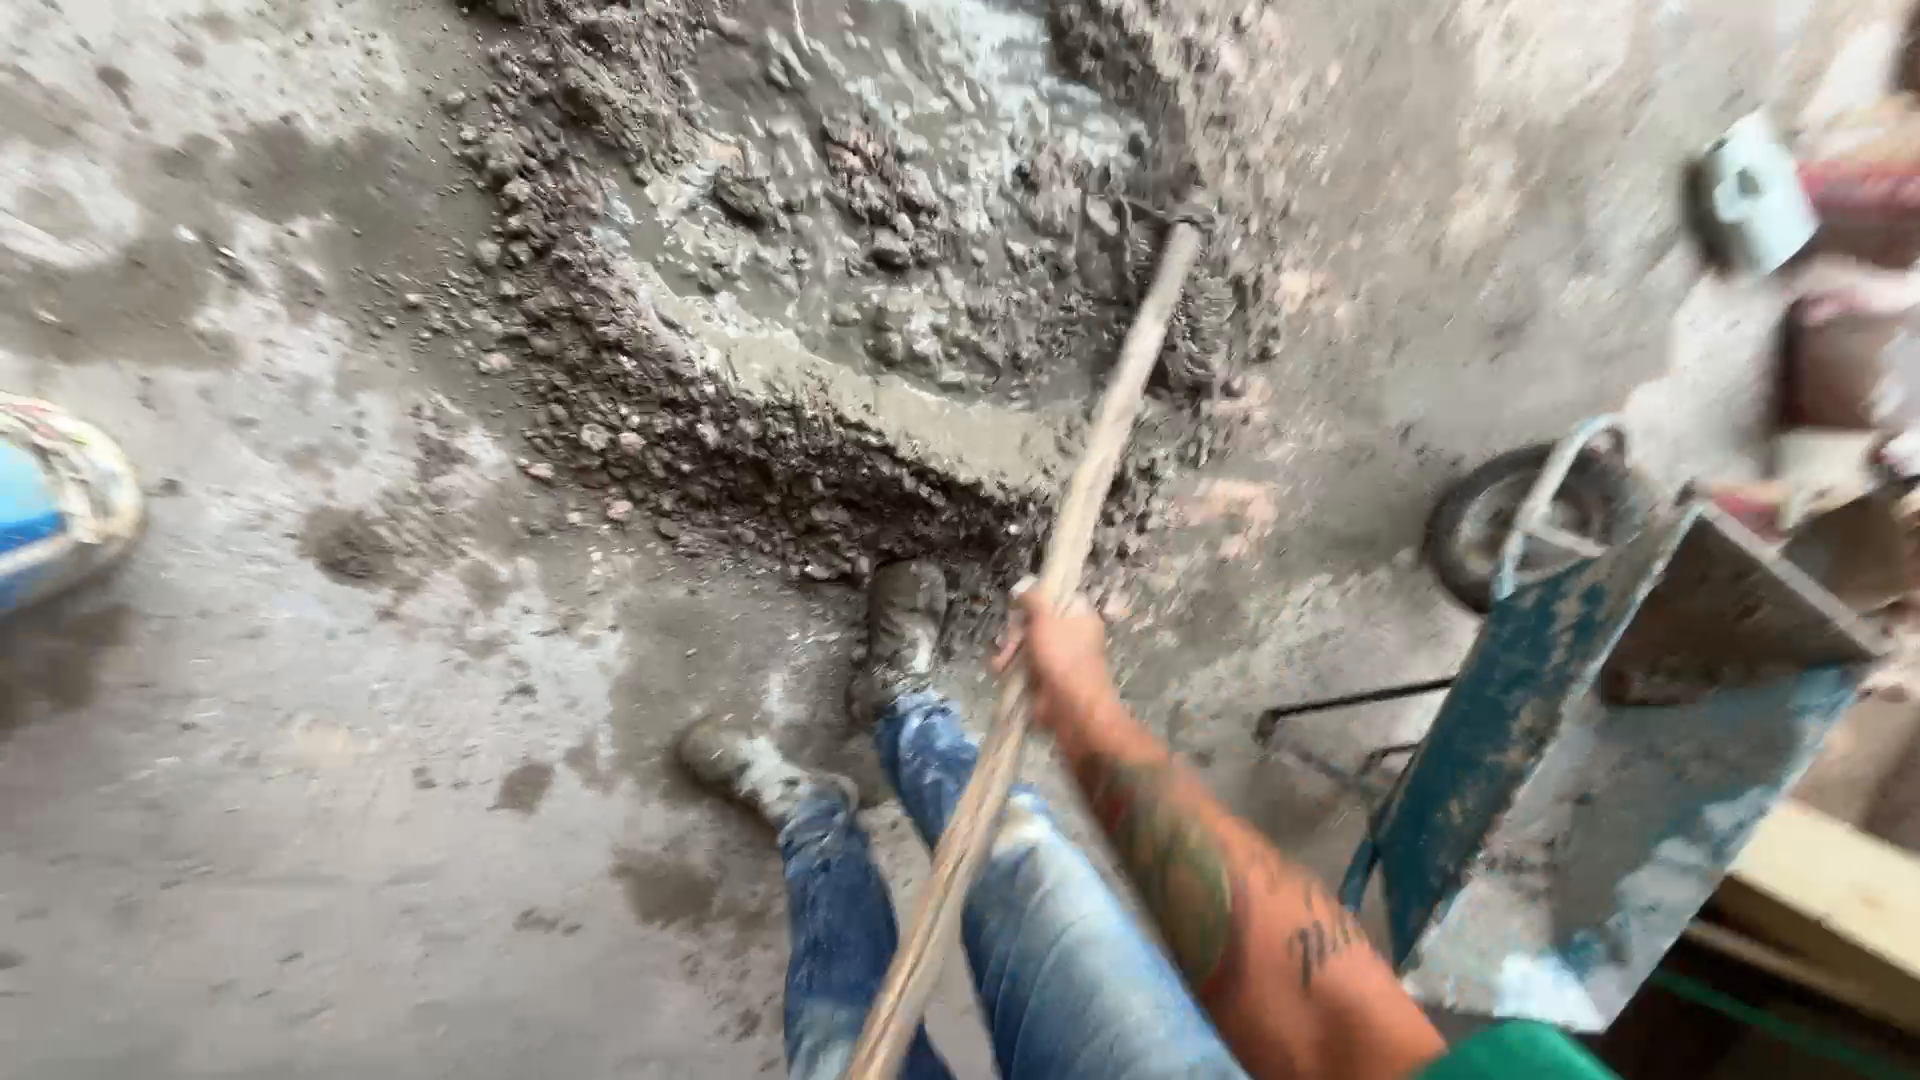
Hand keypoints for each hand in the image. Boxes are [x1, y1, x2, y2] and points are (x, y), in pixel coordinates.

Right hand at [992, 580, 1114, 734]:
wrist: (1072, 708)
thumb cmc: (1063, 657)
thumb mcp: (1045, 619)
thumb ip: (1033, 600)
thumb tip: (1023, 589)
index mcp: (1080, 617)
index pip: (1056, 599)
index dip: (1036, 601)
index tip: (1019, 607)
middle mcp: (1071, 636)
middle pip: (1036, 622)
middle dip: (1016, 632)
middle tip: (1010, 641)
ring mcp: (1058, 659)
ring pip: (1027, 645)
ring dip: (1010, 651)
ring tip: (1002, 663)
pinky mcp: (1046, 679)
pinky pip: (1025, 666)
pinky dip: (1012, 668)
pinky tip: (1001, 671)